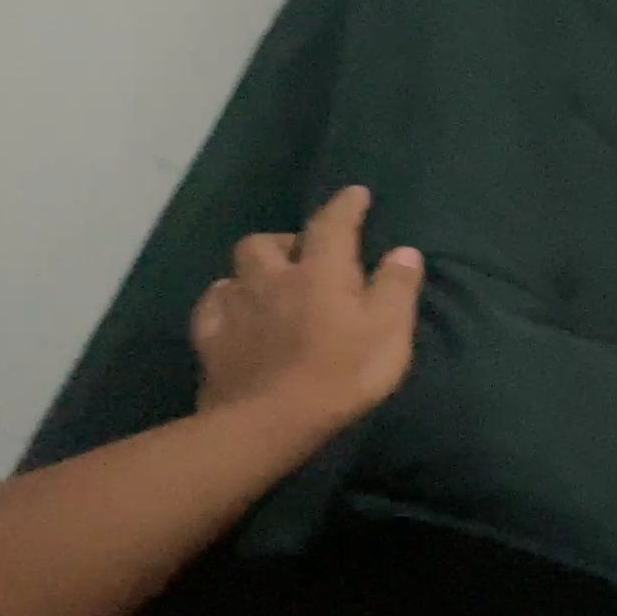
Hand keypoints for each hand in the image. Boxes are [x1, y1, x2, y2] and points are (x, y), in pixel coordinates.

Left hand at [190, 186, 424, 430]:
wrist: (269, 422)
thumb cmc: (343, 371)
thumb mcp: (390, 328)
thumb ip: (397, 287)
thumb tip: (404, 251)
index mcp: (321, 273)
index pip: (332, 226)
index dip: (345, 206)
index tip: (356, 193)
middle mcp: (272, 280)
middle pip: (266, 243)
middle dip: (289, 239)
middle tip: (308, 252)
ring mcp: (236, 310)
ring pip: (235, 272)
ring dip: (254, 270)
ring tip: (273, 282)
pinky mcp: (212, 341)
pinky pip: (213, 305)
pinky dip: (228, 300)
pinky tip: (239, 311)